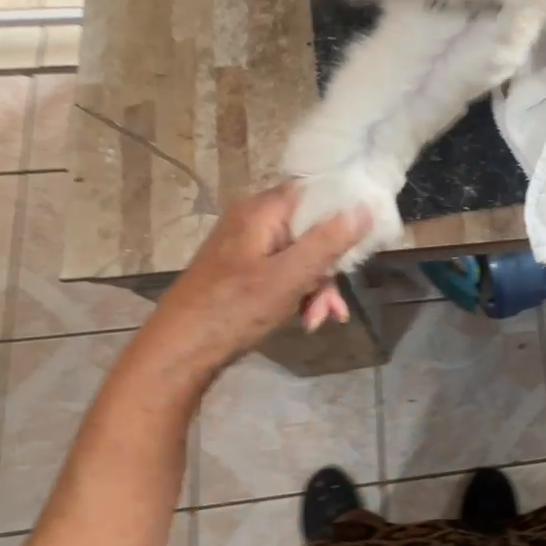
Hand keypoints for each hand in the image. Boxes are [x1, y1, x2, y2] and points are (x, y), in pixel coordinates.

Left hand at [129, 184, 370, 381]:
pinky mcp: (244, 271)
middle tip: (336, 302)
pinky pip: (285, 272)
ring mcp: (249, 247)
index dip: (346, 209)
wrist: (177, 353)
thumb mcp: (289, 277)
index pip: (317, 191)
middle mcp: (256, 221)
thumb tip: (366, 207)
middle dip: (331, 266)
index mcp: (263, 211)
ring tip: (319, 319)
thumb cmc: (232, 310)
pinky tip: (306, 320)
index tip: (368, 237)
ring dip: (318, 287)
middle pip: (313, 228)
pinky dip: (299, 294)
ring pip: (302, 254)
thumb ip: (328, 241)